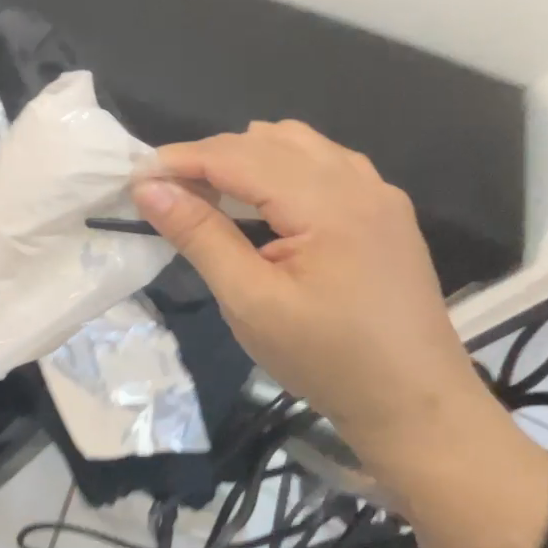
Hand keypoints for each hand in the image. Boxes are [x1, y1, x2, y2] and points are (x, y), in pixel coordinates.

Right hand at [131, 122, 488, 452]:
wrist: (415, 405)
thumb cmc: (326, 357)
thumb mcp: (249, 301)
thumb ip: (199, 236)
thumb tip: (147, 188)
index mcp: (330, 207)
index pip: (237, 157)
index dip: (179, 161)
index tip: (133, 181)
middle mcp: (359, 186)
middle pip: (264, 142)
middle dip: (204, 157)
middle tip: (160, 192)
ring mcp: (378, 197)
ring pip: (295, 143)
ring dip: (241, 156)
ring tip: (204, 193)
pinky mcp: (381, 213)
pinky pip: (321, 161)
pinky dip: (276, 165)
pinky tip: (255, 199)